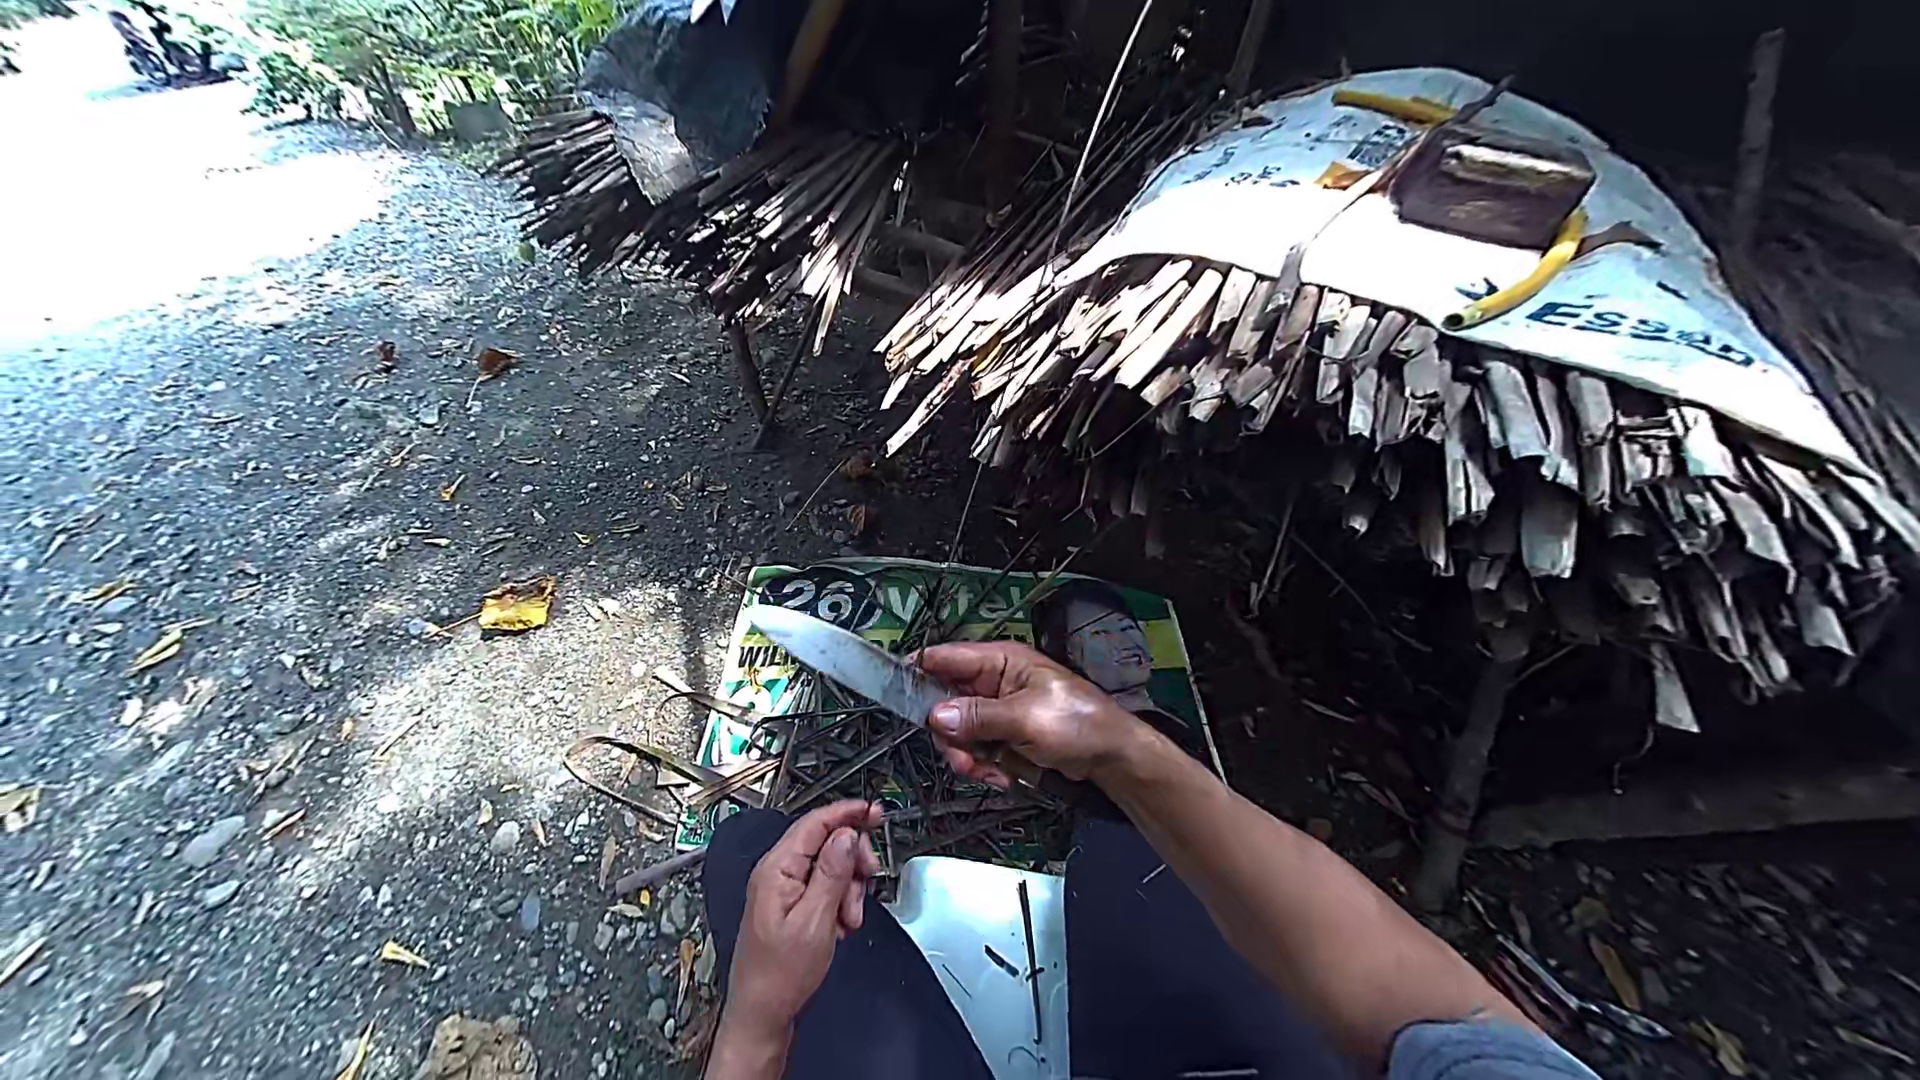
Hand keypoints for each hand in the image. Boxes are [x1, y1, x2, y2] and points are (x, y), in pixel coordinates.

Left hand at [724, 801, 881, 1035]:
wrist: (762, 1016)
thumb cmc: (778, 977)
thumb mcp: (814, 921)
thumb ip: (832, 872)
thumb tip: (847, 834)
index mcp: (777, 868)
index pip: (816, 822)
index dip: (848, 813)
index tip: (873, 811)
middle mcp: (778, 871)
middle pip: (828, 841)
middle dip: (853, 860)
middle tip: (865, 879)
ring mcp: (785, 887)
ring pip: (832, 864)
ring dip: (849, 886)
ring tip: (847, 916)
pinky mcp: (793, 902)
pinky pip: (826, 885)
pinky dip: (841, 900)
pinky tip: (840, 922)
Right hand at [916, 641, 1144, 786]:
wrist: (1109, 756)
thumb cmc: (1079, 721)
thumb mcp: (1026, 717)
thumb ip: (979, 716)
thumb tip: (937, 714)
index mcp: (999, 661)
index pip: (945, 657)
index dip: (918, 672)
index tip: (896, 694)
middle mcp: (992, 681)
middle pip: (944, 701)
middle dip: (950, 733)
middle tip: (963, 756)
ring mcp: (996, 709)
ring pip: (957, 730)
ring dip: (967, 755)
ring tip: (988, 770)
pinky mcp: (1001, 734)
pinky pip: (974, 748)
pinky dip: (982, 766)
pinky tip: (1002, 774)